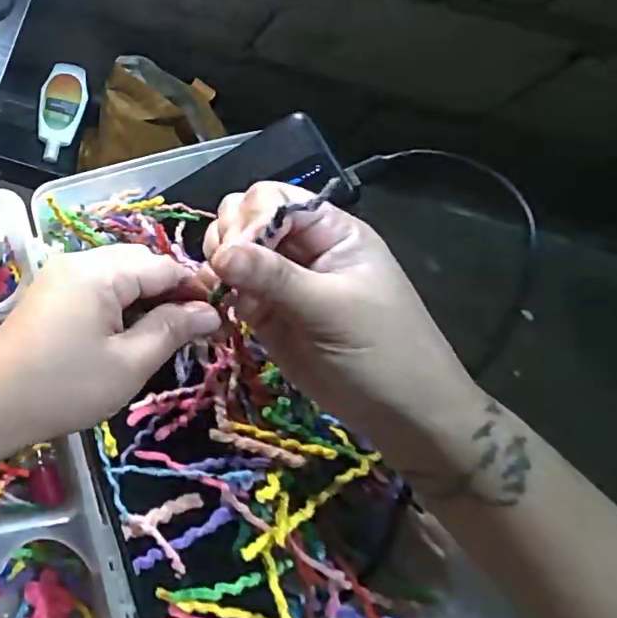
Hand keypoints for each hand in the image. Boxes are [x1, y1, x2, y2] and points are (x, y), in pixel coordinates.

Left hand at [0, 245, 220, 478]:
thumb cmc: (65, 387)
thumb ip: (171, 329)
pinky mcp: (48, 292)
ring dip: (144, 297)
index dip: (194, 287)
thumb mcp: (129, 363)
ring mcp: (58, 274)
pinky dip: (117, 302)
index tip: (220, 316)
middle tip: (194, 329)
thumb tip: (208, 311)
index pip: (161, 264)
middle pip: (137, 263)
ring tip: (165, 335)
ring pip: (116, 274)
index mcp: (98, 270)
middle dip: (169, 290)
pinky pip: (93, 286)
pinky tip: (129, 331)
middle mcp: (76, 260)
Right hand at [205, 183, 484, 465]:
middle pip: (244, 214)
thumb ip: (275, 278)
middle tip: (227, 273)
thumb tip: (221, 255)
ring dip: (218, 263)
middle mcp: (300, 245)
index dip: (251, 220)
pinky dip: (215, 289)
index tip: (238, 255)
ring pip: (229, 246)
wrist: (401, 417)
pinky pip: (226, 283)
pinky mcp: (261, 306)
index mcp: (330, 231)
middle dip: (229, 237)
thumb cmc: (383, 354)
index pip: (273, 199)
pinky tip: (219, 308)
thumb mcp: (332, 310)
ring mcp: (278, 276)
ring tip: (225, 293)